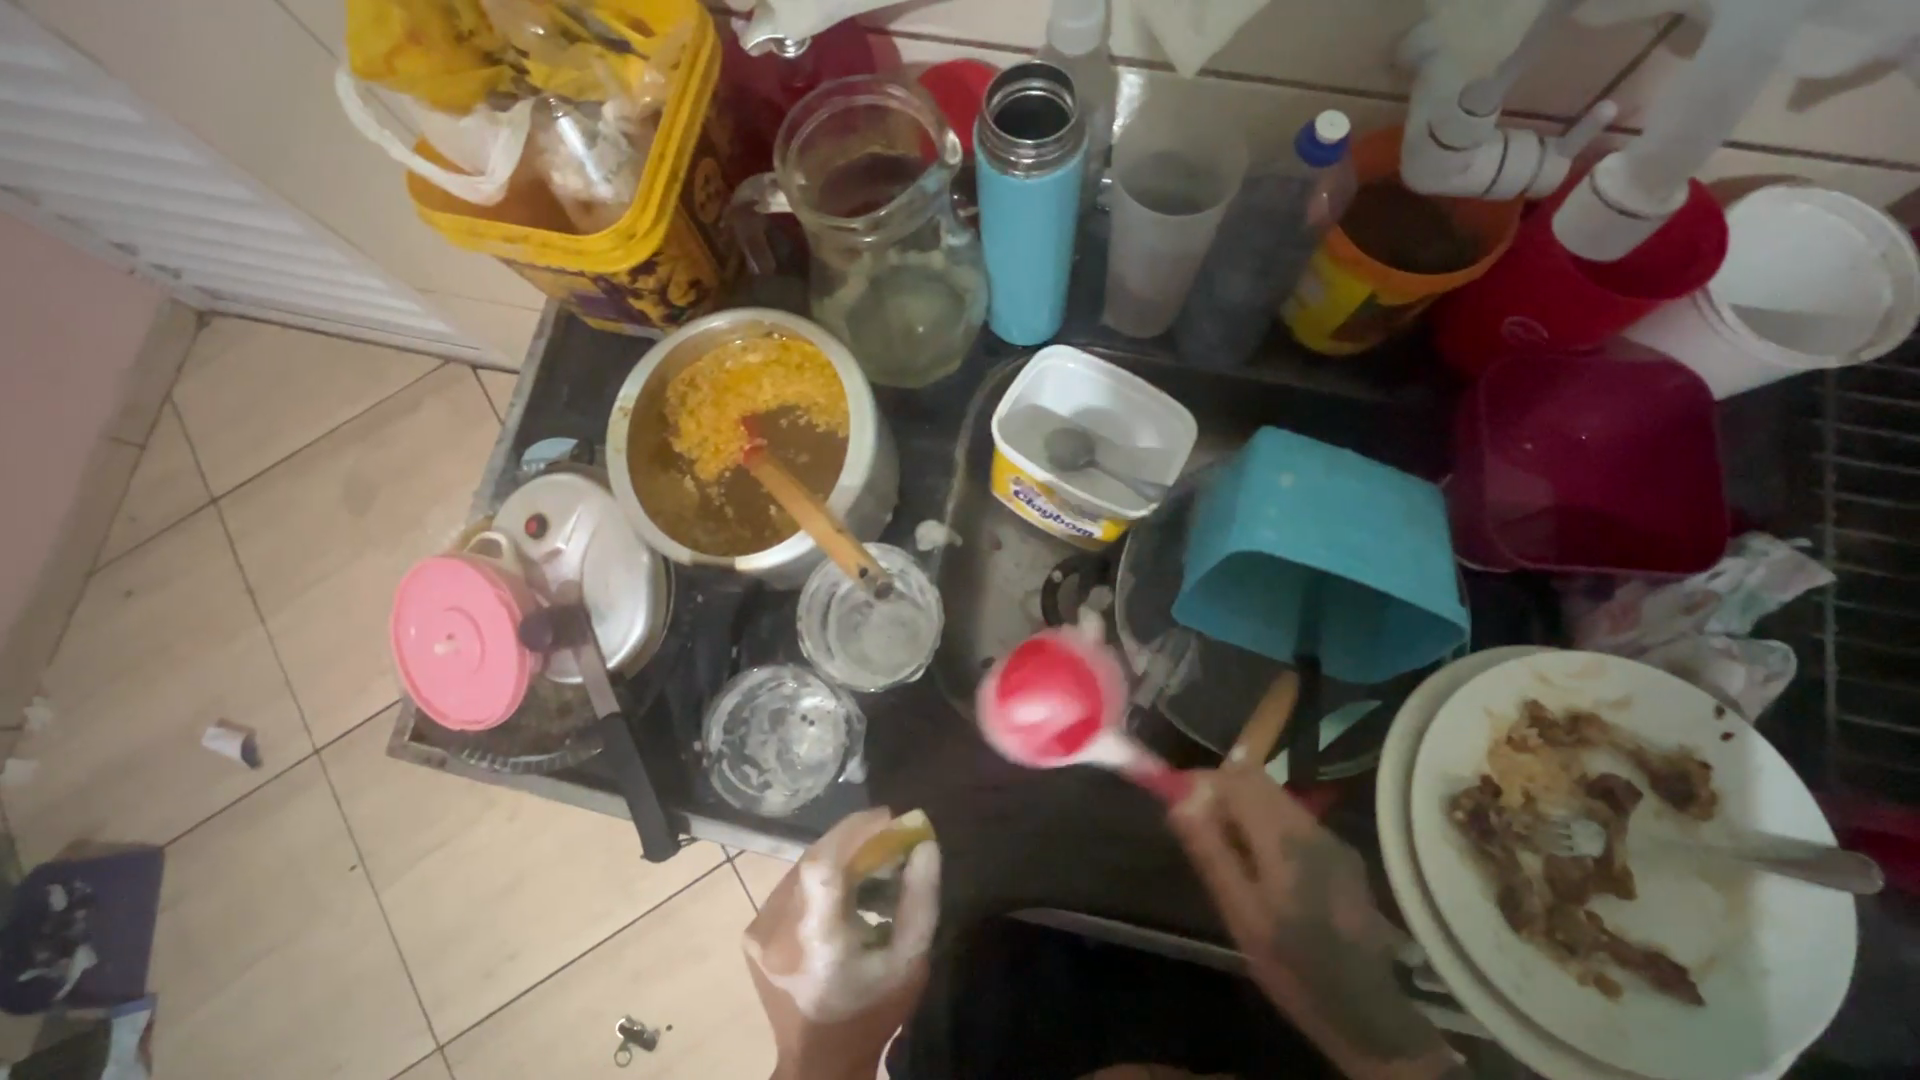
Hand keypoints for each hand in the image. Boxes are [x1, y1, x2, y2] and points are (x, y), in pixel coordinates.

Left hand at [744, 809, 940, 1079]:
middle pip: (814, 859)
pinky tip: (848, 894)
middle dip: (854, 840)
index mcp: (815, 941)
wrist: (819, 1063)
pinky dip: (822, 879)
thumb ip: (919, 900)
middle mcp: (776, 929)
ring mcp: (758, 930)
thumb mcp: (910, 961)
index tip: (888, 817)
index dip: (854, 830)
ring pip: (802, 870)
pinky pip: (792, 887)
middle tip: (889, 838)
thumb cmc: (872, 1012)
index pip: (824, 864)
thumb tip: (924, 844)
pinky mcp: (753, 933)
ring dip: (840, 858)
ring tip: (875, 868)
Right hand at [1169, 767, 1463, 1079]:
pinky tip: (1260, 866)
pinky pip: (1293, 820)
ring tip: (1223, 848)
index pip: (1237, 779)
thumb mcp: (1240, 914)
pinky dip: (1266, 826)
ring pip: (1276, 798)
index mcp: (1285, 839)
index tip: (1175, 799)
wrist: (1363, 1010)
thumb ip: (1211, 852)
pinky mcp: (1342, 855)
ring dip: (1243, 808)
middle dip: (1221, 791)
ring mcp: (1332, 840)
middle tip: (1195, 824)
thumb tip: (1180, 801)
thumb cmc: (1291, 965)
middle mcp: (1313, 827)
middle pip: (1258, 781)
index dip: (1202, 781)